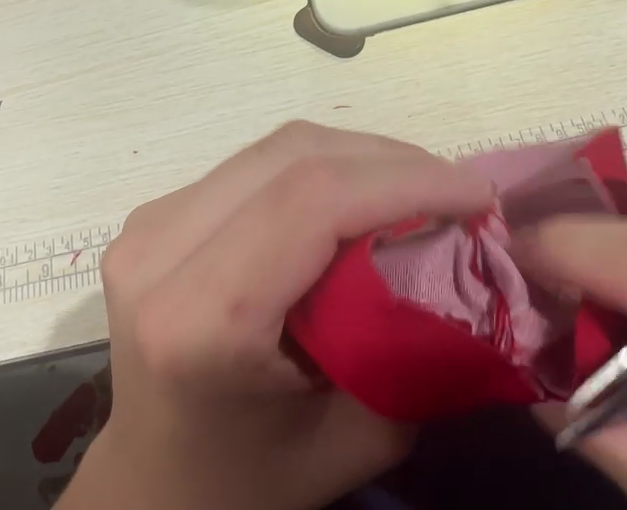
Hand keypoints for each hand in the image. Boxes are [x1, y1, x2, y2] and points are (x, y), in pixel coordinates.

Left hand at [61, 122, 494, 509]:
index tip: (479, 196)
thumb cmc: (253, 477)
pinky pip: (254, 166)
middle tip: (457, 194)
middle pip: (293, 156)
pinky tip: (359, 199)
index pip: (310, 203)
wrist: (154, 482)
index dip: (405, 181)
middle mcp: (156, 253)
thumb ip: (417, 348)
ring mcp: (146, 224)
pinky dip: (320, 171)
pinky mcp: (154, 214)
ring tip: (418, 192)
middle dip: (391, 161)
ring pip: (274, 149)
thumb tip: (472, 263)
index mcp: (197, 319)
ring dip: (358, 158)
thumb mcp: (358, 438)